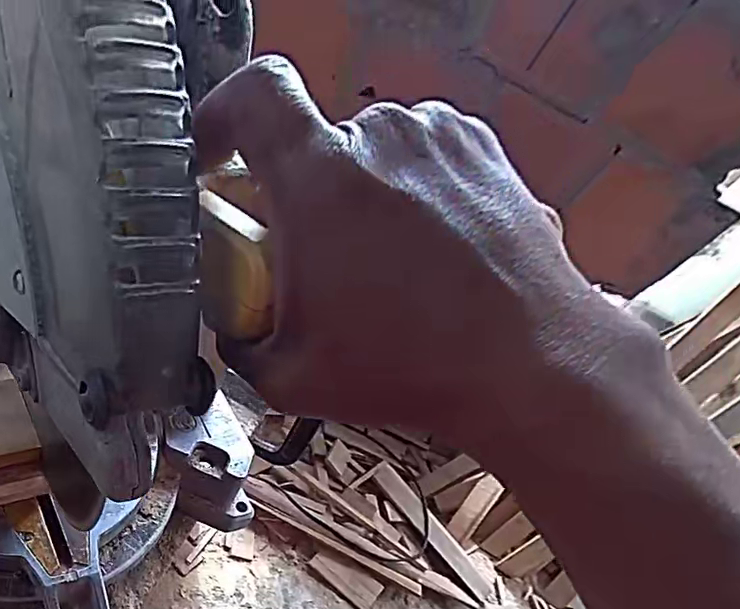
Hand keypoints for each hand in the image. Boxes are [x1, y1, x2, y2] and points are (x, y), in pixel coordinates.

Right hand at [193, 57, 667, 452]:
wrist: (525, 364)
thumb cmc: (407, 370)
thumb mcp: (290, 380)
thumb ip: (241, 347)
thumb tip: (234, 330)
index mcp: (321, 183)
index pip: (253, 95)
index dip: (220, 117)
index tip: (214, 158)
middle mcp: (381, 138)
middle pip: (308, 143)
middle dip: (292, 199)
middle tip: (304, 265)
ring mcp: (439, 138)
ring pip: (363, 154)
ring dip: (349, 202)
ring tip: (370, 272)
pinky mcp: (480, 151)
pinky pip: (414, 161)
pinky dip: (400, 199)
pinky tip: (416, 259)